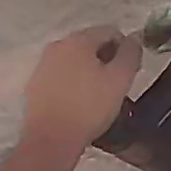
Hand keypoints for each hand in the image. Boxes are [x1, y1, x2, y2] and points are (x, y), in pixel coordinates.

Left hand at [22, 26, 139, 153]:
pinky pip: (62, 74)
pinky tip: (80, 101)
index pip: (111, 31)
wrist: (51, 139)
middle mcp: (57, 46)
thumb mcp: (121, 78)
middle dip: (108, 58)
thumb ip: (131, 52)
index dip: (125, 48)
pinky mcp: (35, 83)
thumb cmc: (90, 106)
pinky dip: (75, 82)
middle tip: (117, 84)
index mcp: (78, 40)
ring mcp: (43, 64)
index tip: (129, 71)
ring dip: (91, 70)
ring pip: (76, 59)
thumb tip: (135, 37)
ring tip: (100, 94)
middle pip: (92, 43)